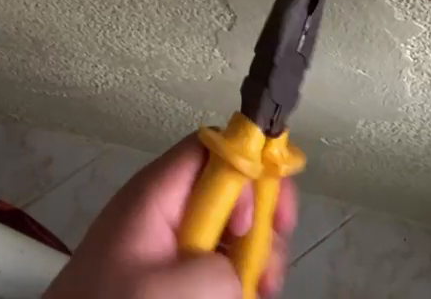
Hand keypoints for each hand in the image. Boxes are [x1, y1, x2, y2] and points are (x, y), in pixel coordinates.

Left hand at [44, 135, 298, 298]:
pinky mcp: (169, 280)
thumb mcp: (171, 289)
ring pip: (230, 236)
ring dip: (252, 262)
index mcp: (158, 193)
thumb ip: (220, 266)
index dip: (251, 168)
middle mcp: (166, 212)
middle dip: (261, 225)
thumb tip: (235, 270)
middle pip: (232, 192)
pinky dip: (233, 285)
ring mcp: (168, 249)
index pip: (216, 147)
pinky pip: (214, 268)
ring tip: (256, 293)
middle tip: (267, 270)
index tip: (272, 213)